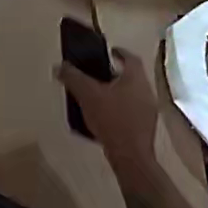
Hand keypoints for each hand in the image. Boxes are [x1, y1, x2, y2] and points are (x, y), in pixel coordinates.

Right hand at [57, 48, 161, 170]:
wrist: (130, 156)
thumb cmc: (111, 119)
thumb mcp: (87, 95)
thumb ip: (73, 78)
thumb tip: (59, 66)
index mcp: (136, 79)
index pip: (131, 58)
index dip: (119, 52)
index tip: (108, 51)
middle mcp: (146, 91)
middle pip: (131, 76)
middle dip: (114, 74)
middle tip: (97, 75)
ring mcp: (148, 111)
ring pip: (132, 94)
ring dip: (117, 92)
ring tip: (97, 96)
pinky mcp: (145, 128)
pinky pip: (131, 111)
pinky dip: (119, 109)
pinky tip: (104, 117)